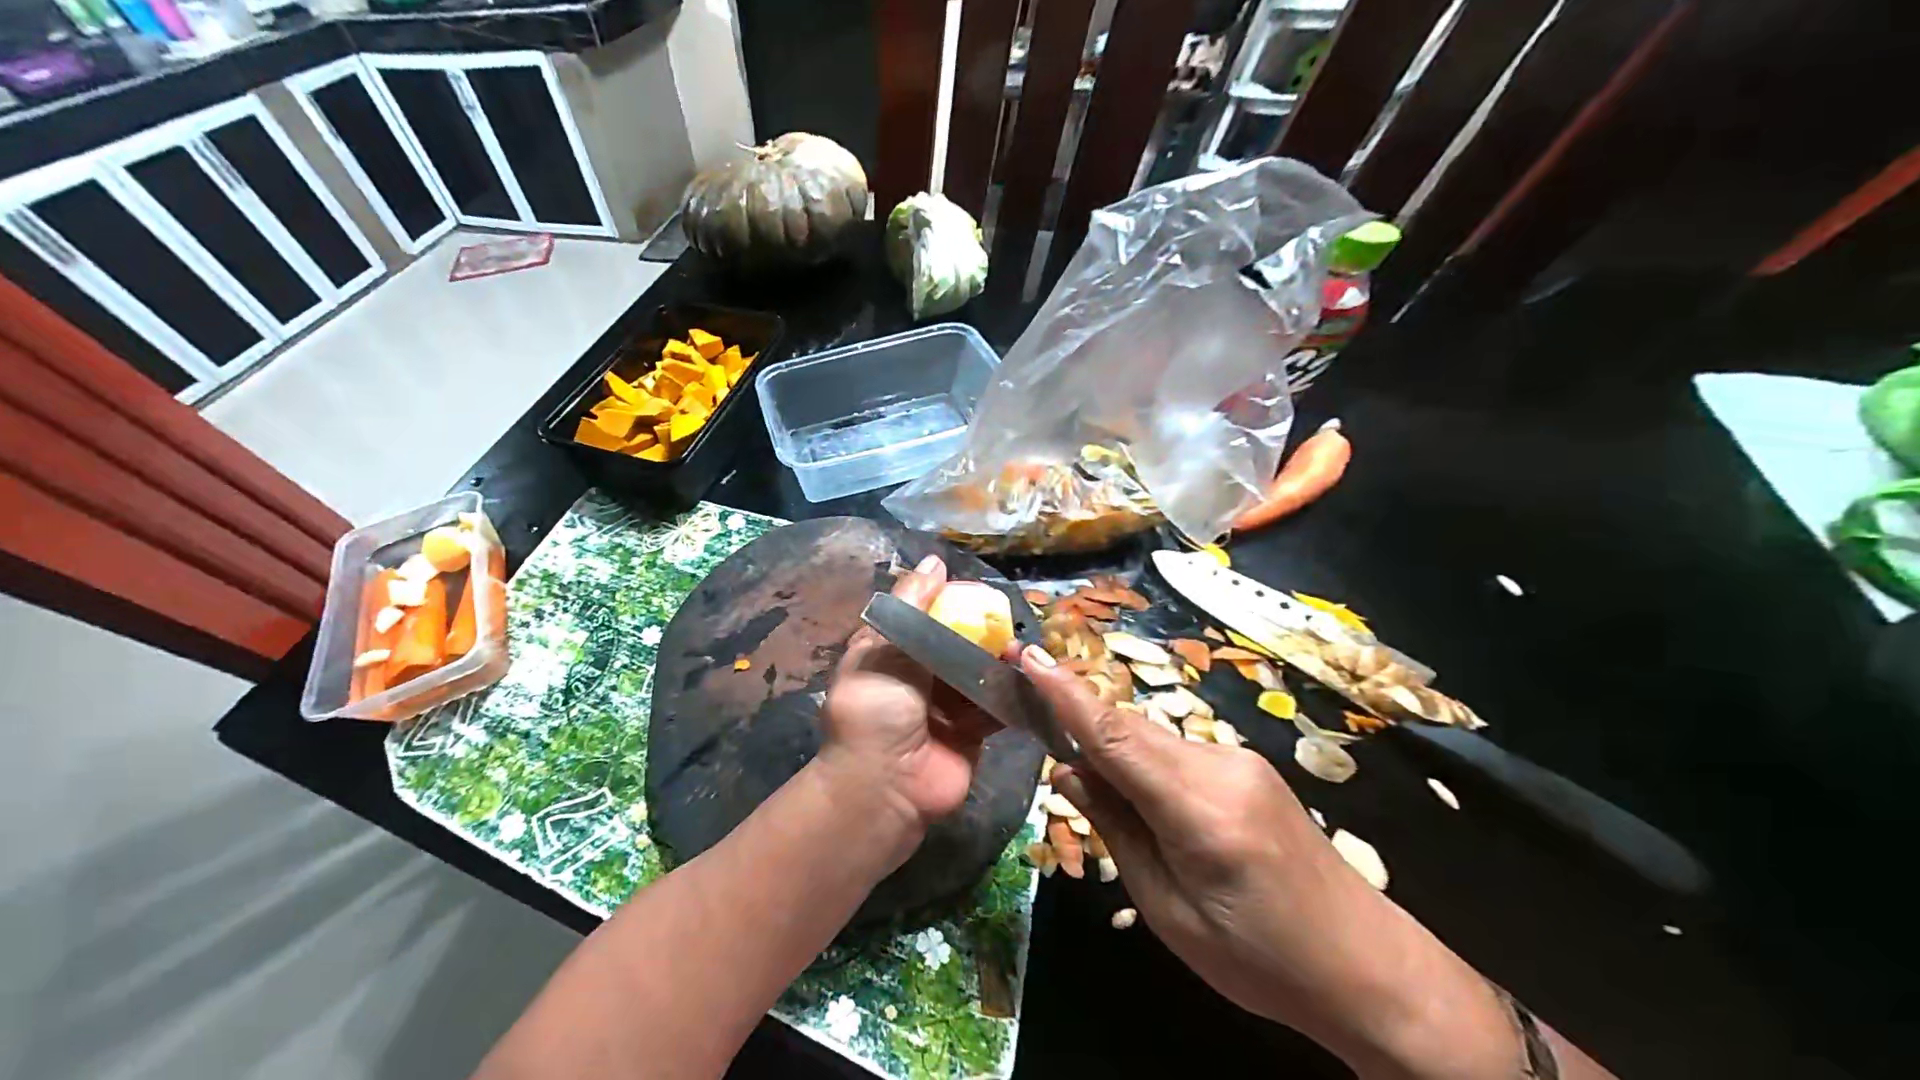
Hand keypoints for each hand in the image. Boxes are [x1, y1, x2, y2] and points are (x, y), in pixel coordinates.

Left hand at [819, 555, 1000, 830]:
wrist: (885, 789)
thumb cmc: (877, 713)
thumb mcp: (884, 650)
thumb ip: (913, 606)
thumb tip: (936, 561)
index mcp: (890, 651)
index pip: (923, 615)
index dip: (948, 601)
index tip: (978, 591)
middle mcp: (918, 674)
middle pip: (957, 642)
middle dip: (982, 632)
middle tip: (1006, 621)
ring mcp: (946, 704)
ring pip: (980, 672)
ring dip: (1001, 661)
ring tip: (1020, 649)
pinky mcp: (973, 730)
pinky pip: (996, 705)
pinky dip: (1012, 693)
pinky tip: (1029, 677)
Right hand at [1019, 646, 1524, 1079]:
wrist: (1366, 966)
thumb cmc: (1258, 959)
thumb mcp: (1168, 910)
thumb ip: (1115, 830)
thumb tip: (1068, 771)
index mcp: (1200, 810)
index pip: (1115, 736)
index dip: (1066, 694)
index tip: (1028, 657)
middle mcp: (1221, 766)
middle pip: (1130, 730)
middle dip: (1083, 726)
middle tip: (1041, 738)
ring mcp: (1240, 760)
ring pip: (1152, 739)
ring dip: (1115, 752)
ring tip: (1100, 795)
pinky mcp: (1249, 767)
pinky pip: (1177, 752)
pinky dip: (1145, 763)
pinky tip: (1144, 800)